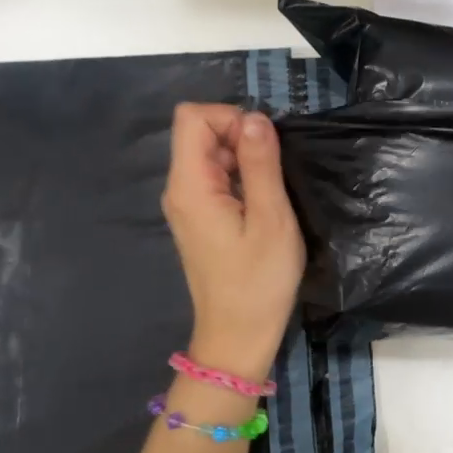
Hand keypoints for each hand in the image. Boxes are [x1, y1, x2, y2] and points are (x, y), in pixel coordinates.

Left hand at [161, 103, 304, 378]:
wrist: (238, 335)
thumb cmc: (259, 281)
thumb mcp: (271, 218)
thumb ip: (261, 164)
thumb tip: (255, 117)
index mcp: (190, 185)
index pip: (192, 117)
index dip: (230, 118)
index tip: (263, 147)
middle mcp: (179, 189)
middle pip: (199, 132)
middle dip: (239, 137)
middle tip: (273, 172)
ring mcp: (186, 205)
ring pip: (209, 153)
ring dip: (243, 158)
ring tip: (270, 190)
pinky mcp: (199, 218)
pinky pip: (214, 177)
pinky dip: (239, 176)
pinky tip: (261, 204)